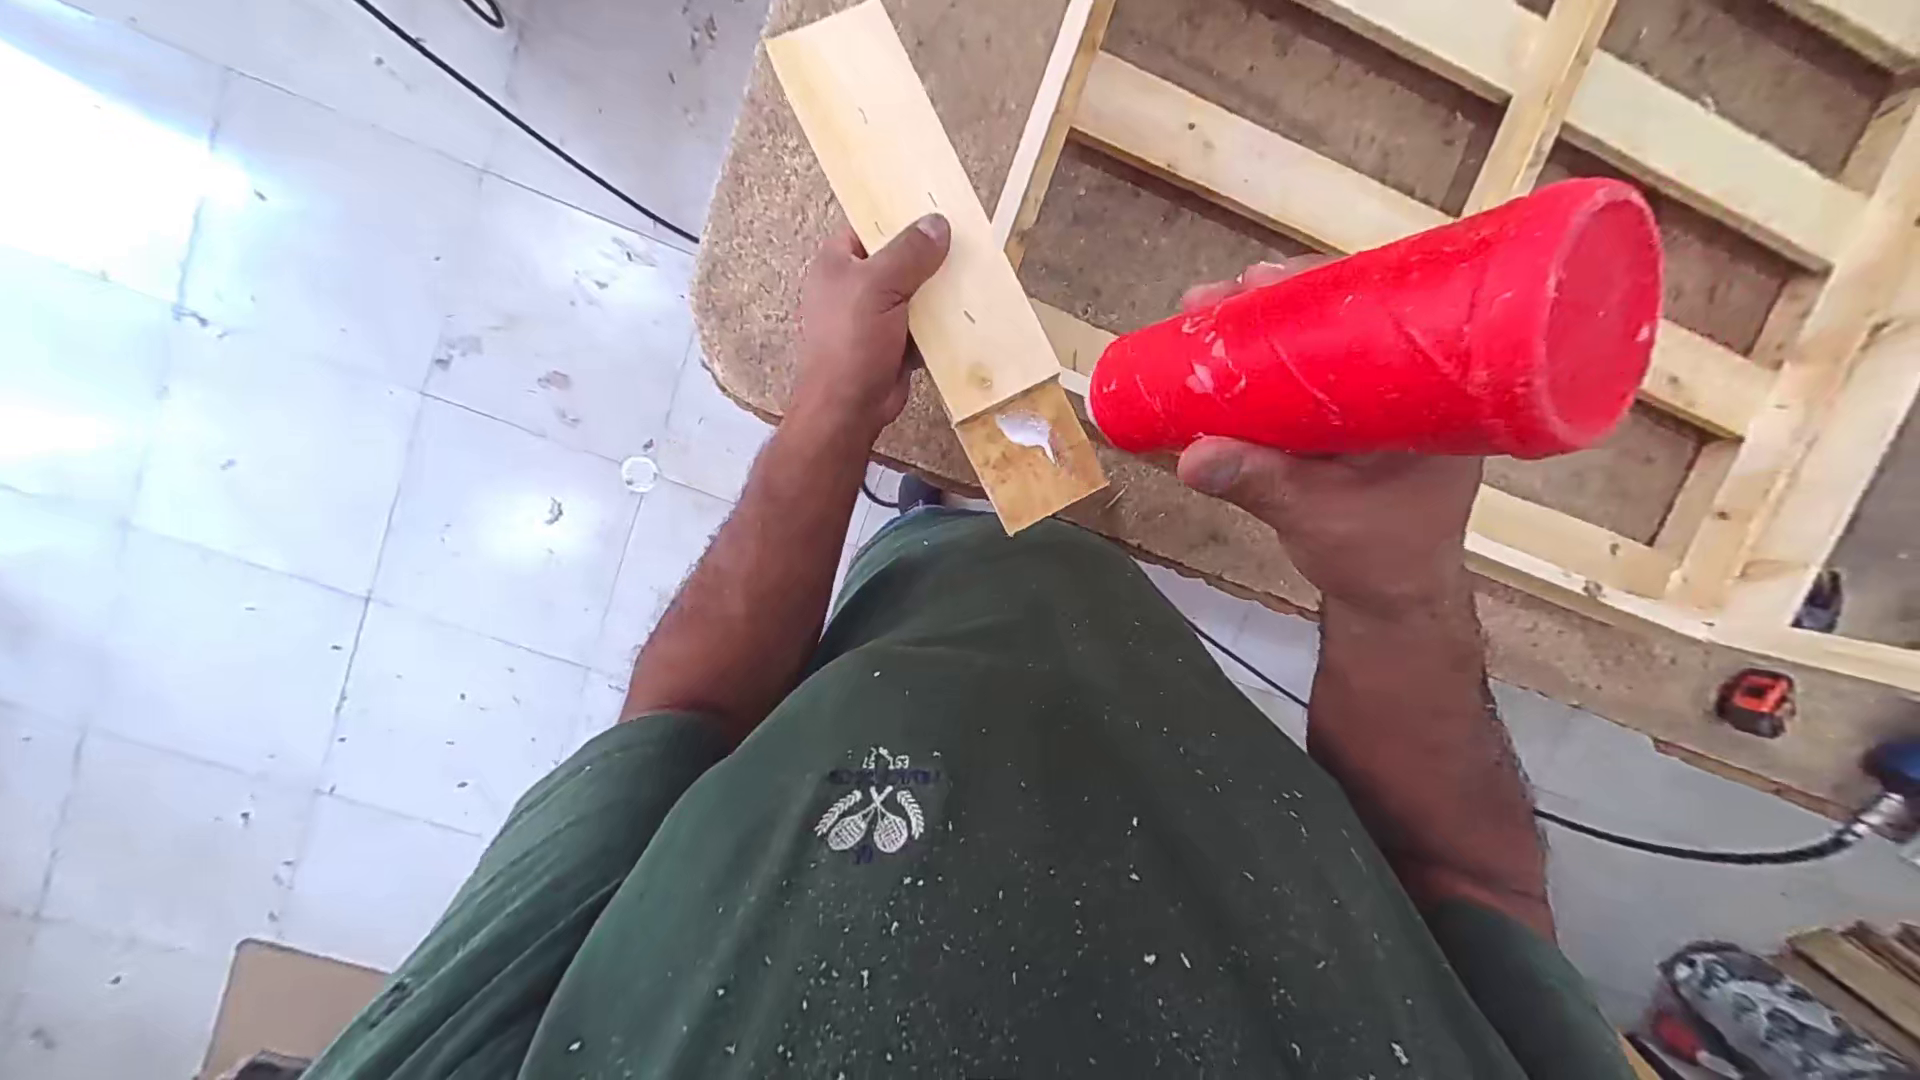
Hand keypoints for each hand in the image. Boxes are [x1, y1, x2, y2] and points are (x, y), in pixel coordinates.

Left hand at [790, 214, 950, 438]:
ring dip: (939, 294)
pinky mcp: (894, 346)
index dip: (899, 217)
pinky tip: (966, 315)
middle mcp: (855, 288)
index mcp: (838, 264)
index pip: (868, 226)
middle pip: (898, 261)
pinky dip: (941, 326)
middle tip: (965, 243)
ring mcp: (875, 320)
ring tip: (974, 275)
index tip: (935, 209)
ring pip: (914, 296)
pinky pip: (923, 328)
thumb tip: (938, 223)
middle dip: (928, 258)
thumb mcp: (878, 286)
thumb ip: (908, 253)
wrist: (849, 408)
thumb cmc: (850, 343)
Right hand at [1173, 259, 1483, 618]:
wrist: (1390, 597)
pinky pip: (1293, 387)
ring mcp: (1364, 406)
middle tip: (1213, 297)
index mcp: (1433, 394)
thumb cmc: (1378, 556)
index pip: (1380, 309)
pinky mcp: (1335, 427)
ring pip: (1308, 352)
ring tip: (1203, 320)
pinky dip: (1254, 374)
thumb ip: (1257, 484)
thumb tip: (1188, 458)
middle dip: (1267, 305)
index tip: (1258, 281)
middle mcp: (1403, 387)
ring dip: (1252, 335)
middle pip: (1335, 320)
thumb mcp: (1316, 516)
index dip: (1316, 287)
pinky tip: (1216, 368)